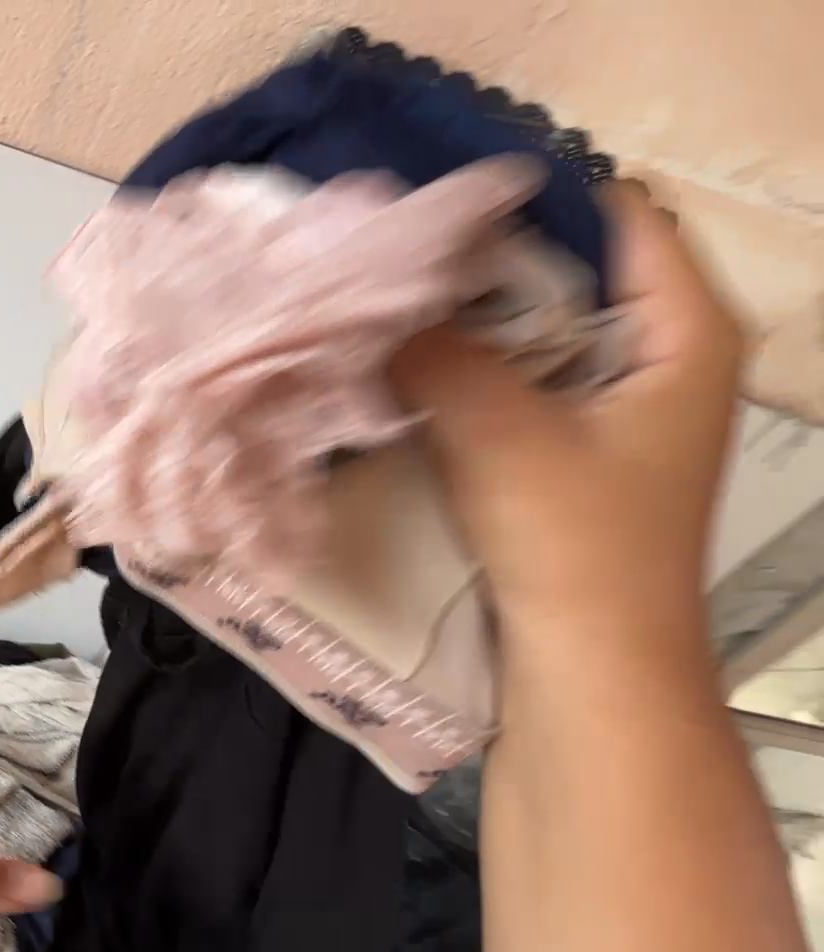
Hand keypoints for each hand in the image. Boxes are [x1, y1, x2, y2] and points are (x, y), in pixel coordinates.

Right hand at [390, 181, 744, 651]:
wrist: (588, 648)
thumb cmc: (572, 536)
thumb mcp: (501, 433)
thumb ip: (438, 357)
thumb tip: (369, 303)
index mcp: (685, 331)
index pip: (621, 217)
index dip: (534, 200)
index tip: (440, 204)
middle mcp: (656, 351)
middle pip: (569, 270)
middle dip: (482, 262)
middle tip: (393, 256)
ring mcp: (609, 397)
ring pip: (532, 325)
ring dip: (464, 318)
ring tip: (387, 304)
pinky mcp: (566, 436)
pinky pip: (513, 371)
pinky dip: (464, 362)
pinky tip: (407, 364)